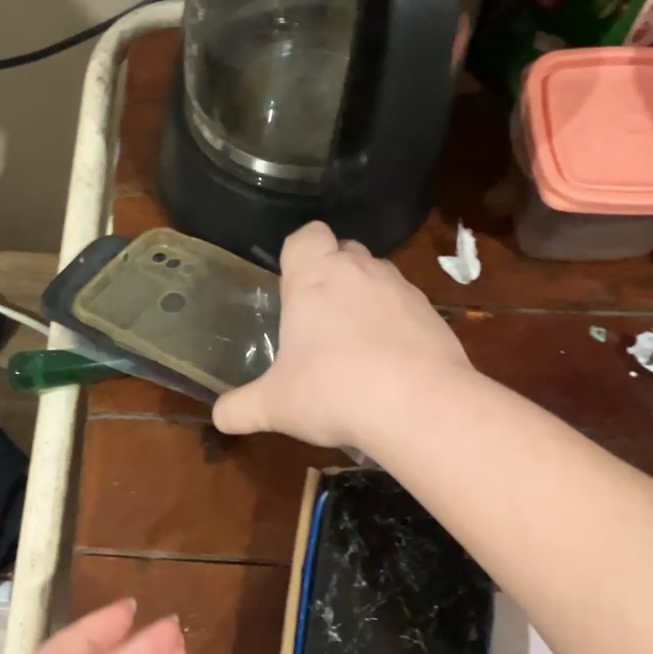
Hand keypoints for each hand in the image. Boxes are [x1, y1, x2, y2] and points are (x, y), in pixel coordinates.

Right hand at [214, 220, 472, 447]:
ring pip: (377, 279)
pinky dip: (393, 328)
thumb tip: (218, 417)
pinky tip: (385, 367)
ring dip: (363, 301)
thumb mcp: (274, 406)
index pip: (306, 236)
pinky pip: (405, 310)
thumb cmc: (332, 391)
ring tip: (351, 348)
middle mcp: (360, 271)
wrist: (419, 405)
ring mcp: (402, 290)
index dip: (297, 254)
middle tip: (314, 321)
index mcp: (315, 278)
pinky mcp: (434, 315)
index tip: (289, 286)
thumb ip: (240, 409)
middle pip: (344, 251)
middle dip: (329, 276)